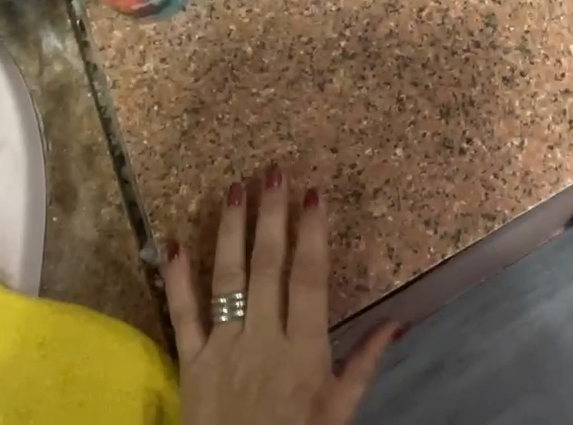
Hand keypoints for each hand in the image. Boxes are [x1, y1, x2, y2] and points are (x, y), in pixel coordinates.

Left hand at [162, 169, 398, 424]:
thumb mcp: (340, 412)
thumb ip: (365, 363)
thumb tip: (398, 320)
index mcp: (304, 350)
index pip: (310, 279)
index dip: (313, 234)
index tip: (314, 194)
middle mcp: (263, 340)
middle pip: (268, 266)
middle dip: (272, 215)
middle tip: (274, 172)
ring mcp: (222, 348)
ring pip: (227, 279)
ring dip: (230, 230)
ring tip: (235, 188)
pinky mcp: (190, 363)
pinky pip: (182, 316)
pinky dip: (176, 279)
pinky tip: (173, 242)